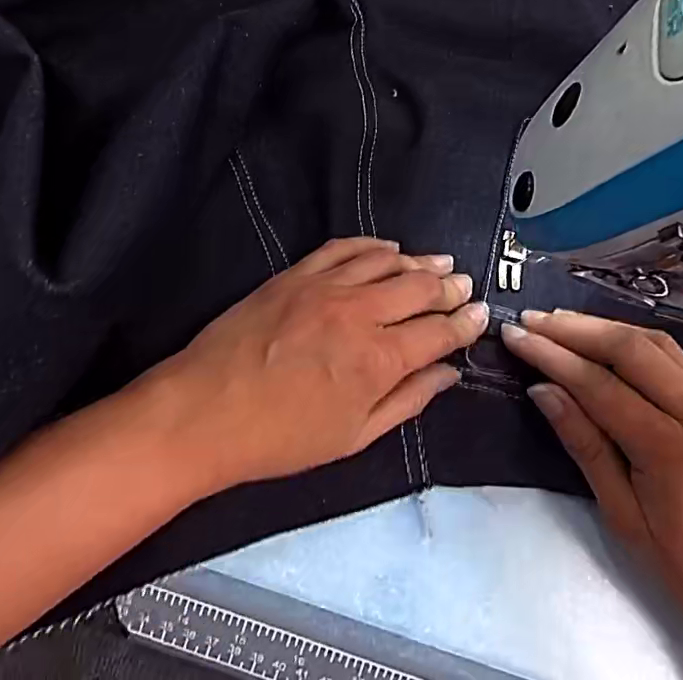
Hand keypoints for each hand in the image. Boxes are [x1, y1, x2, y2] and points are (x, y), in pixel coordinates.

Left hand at [139, 238, 485, 491]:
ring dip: (420, 262)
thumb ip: (407, 401)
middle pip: (421, 288)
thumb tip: (448, 374)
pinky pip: (346, 248)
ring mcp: (328, 287)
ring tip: (440, 264)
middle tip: (464, 286)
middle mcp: (361, 313)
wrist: (202, 412)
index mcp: (379, 359)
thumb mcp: (353, 437)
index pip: (440, 331)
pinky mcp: (298, 274)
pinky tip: (389, 249)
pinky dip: (374, 246)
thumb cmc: (281, 438)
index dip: (466, 322)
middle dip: (451, 287)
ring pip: (389, 262)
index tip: (480, 314)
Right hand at [502, 309, 682, 679]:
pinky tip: (611, 340)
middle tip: (532, 319)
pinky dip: (636, 341)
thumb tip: (545, 393)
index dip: (552, 357)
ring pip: (657, 344)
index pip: (601, 386)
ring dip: (605, 327)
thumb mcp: (628, 522)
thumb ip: (587, 448)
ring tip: (561, 322)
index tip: (518, 337)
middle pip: (631, 349)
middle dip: (575, 328)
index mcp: (676, 454)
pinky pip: (678, 360)